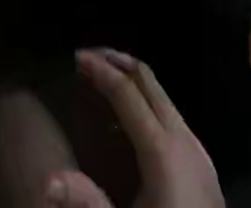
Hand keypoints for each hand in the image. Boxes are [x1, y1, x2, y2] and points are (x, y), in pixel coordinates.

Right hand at [43, 49, 222, 207]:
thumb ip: (88, 203)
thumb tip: (48, 180)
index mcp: (163, 150)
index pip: (126, 91)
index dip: (99, 69)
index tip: (75, 57)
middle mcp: (183, 139)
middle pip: (148, 80)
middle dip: (116, 61)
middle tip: (86, 58)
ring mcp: (197, 150)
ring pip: (161, 94)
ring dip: (130, 78)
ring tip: (101, 79)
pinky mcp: (203, 164)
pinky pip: (169, 113)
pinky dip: (144, 99)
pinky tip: (126, 119)